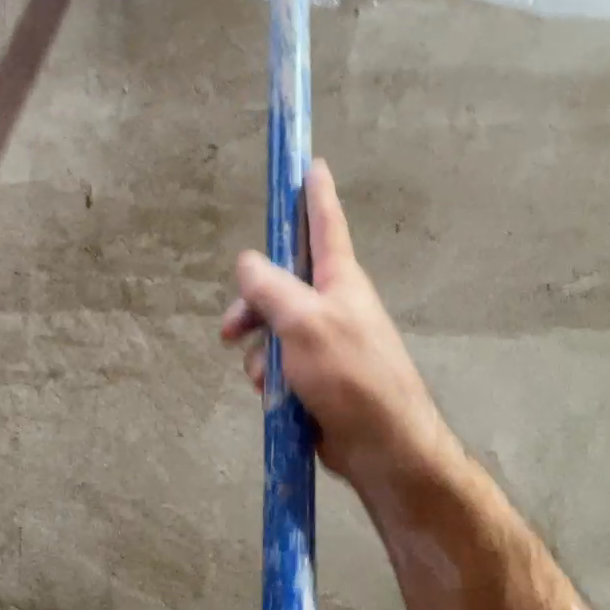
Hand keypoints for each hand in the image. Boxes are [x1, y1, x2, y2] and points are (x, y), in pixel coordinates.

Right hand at [221, 159, 451, 487]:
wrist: (380, 445)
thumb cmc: (349, 375)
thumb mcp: (303, 322)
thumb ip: (270, 287)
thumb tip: (247, 262)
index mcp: (339, 281)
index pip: (324, 225)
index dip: (314, 195)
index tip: (310, 164)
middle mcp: (331, 305)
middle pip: (278, 285)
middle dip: (249, 305)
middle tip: (229, 328)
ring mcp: (322, 343)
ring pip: (269, 330)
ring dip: (256, 351)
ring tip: (262, 378)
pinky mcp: (313, 378)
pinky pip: (275, 364)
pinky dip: (267, 377)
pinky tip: (271, 396)